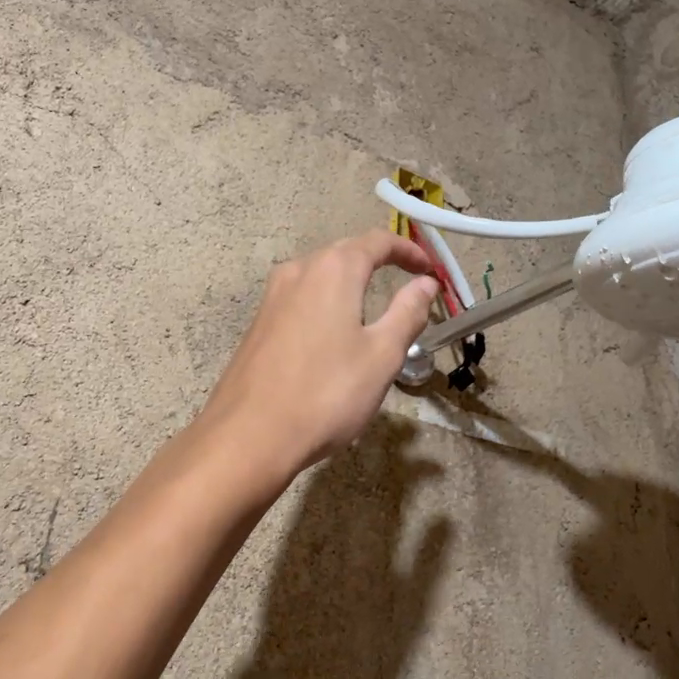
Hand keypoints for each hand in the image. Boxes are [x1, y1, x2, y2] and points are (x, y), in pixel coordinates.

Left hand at [198, 230, 438, 474]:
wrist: (248, 436)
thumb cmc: (325, 393)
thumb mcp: (381, 356)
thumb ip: (407, 313)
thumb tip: (426, 284)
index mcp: (334, 270)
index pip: (378, 241)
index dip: (409, 250)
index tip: (430, 269)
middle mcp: (300, 270)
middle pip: (347, 251)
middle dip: (380, 259)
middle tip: (410, 280)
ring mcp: (274, 295)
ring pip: (321, 272)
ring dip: (351, 279)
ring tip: (375, 303)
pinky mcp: (260, 321)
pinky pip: (302, 295)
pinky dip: (327, 299)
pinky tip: (334, 330)